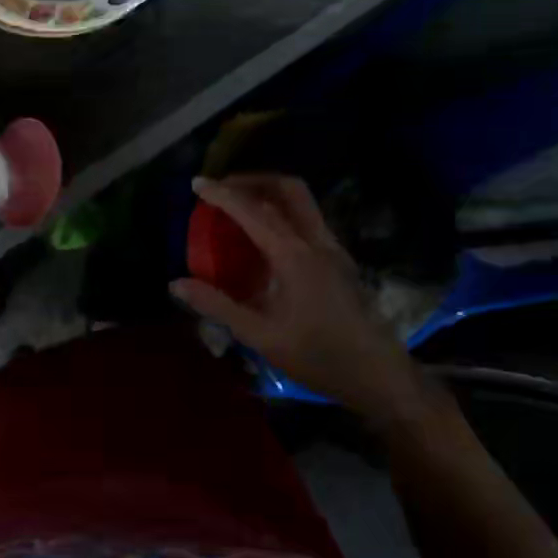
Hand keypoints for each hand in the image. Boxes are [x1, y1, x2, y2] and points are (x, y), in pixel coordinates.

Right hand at [171, 175, 426, 427]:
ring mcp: (334, 248)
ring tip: (241, 208)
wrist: (380, 376)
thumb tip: (176, 284)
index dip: (222, 193)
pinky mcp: (342, 260)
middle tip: (223, 190)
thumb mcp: (261, 336)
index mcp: (294, 256)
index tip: (197, 183)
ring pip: (303, 201)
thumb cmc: (319, 357)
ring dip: (270, 193)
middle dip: (252, 180)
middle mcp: (316, 242)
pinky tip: (267, 239)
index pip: (253, 211)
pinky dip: (283, 212)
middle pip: (287, 189)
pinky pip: (309, 219)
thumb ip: (218, 306)